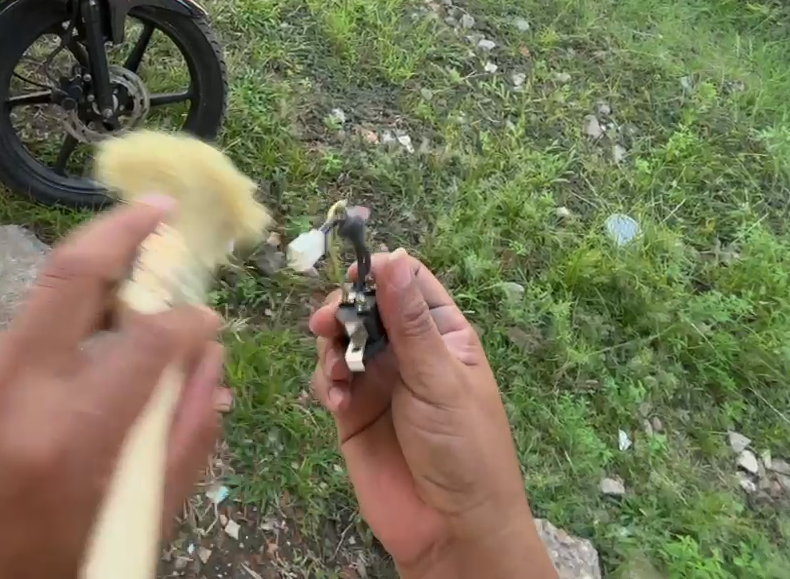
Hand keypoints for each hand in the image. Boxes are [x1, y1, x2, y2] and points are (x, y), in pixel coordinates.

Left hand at [0, 198, 227, 578]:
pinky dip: (73, 314)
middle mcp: (14, 392)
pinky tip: (99, 328)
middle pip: (73, 269)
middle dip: (125, 227)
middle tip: (162, 208)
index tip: (208, 323)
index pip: (148, 340)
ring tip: (141, 269)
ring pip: (48, 291)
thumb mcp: (136, 531)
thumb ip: (185, 439)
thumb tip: (209, 363)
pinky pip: (31, 329)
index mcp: (69, 438)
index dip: (190, 322)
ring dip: (100, 269)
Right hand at [310, 250, 553, 578]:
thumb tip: (393, 256)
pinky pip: (329, 381)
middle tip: (325, 324)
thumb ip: (408, 321)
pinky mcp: (353, 410)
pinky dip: (326, 385)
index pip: (408, 283)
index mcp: (440, 333)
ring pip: (340, 339)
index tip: (355, 275)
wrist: (452, 533)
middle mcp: (406, 349)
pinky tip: (337, 404)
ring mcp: (377, 379)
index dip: (381, 272)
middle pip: (365, 306)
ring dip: (331, 347)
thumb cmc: (464, 448)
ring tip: (336, 374)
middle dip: (343, 310)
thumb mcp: (439, 379)